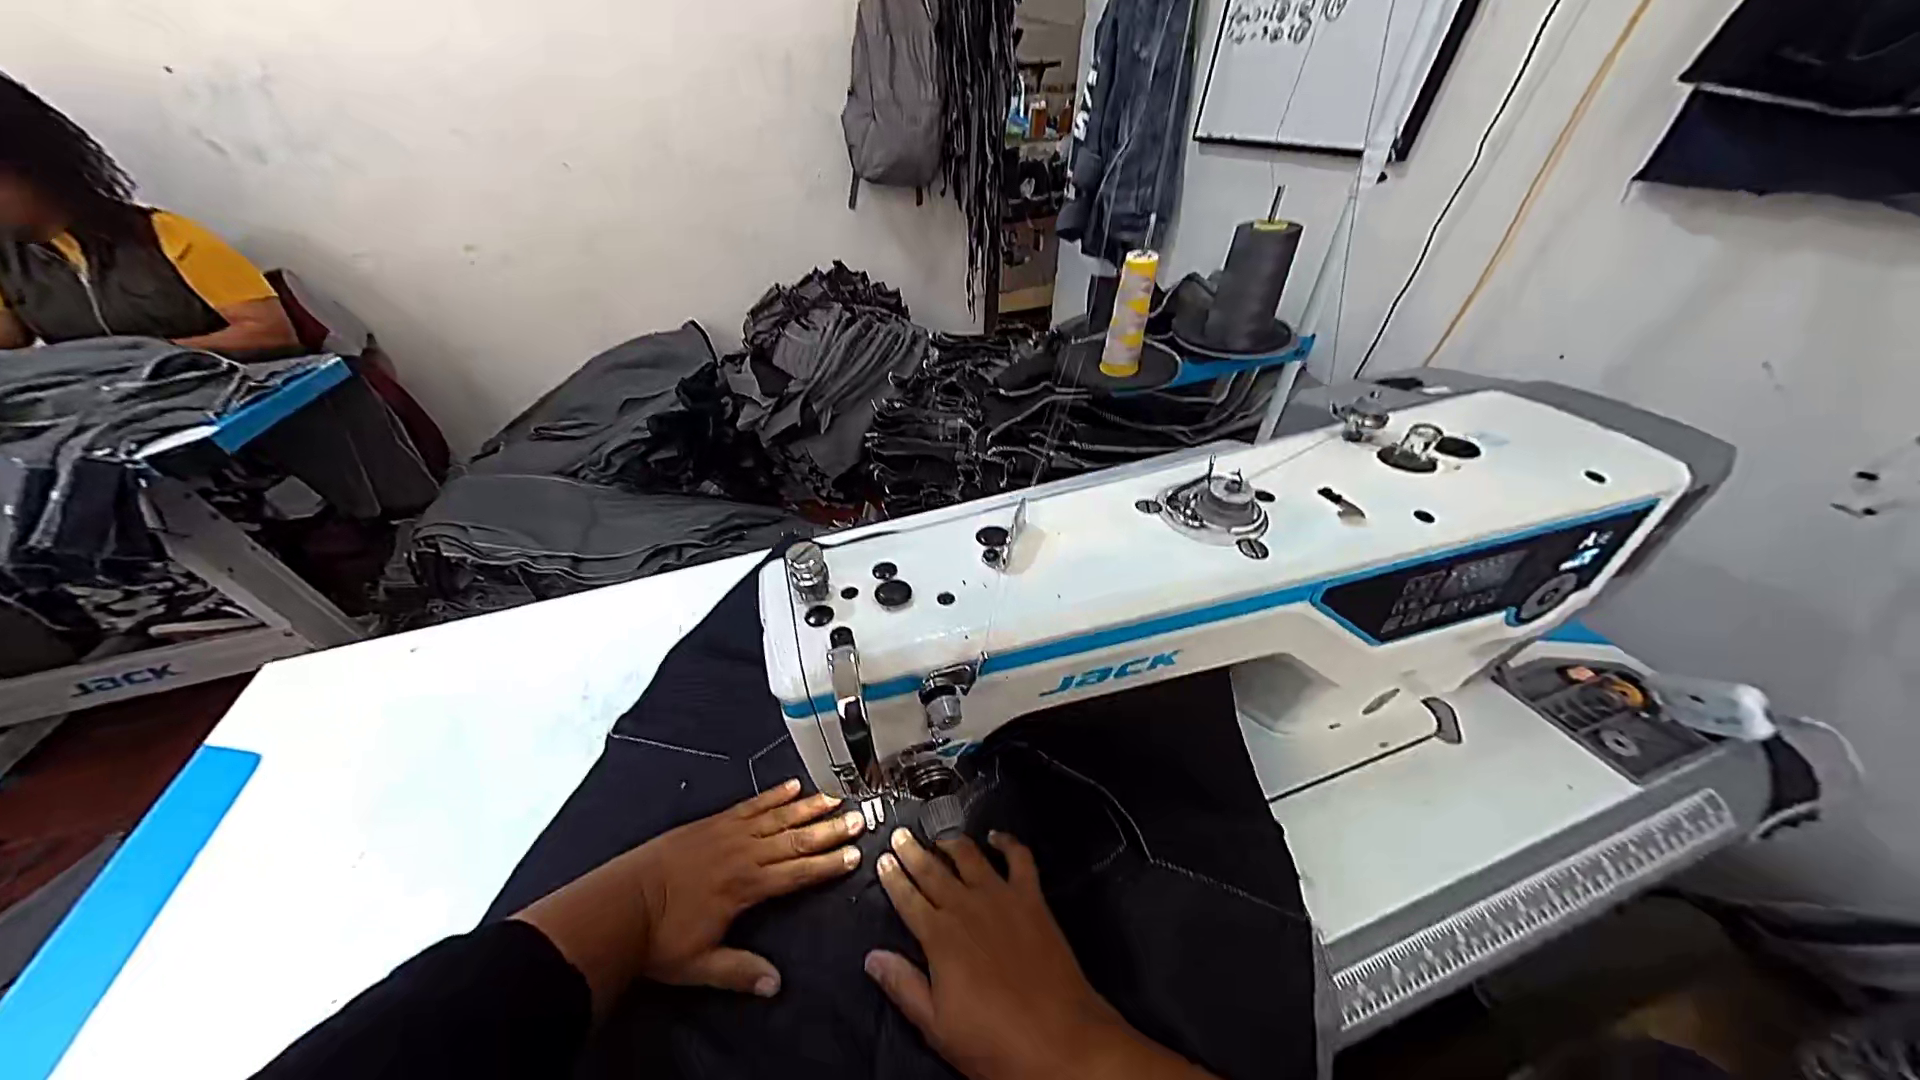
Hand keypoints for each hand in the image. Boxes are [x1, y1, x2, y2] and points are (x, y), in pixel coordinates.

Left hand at [515, 779, 863, 1013]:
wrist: (621, 903)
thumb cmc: (661, 938)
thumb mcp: (700, 964)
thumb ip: (739, 971)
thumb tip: (775, 984)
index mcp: (747, 886)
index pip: (798, 872)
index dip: (829, 864)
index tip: (854, 855)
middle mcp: (745, 853)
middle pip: (796, 839)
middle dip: (830, 830)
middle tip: (858, 819)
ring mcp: (731, 832)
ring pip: (779, 816)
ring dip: (809, 807)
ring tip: (835, 798)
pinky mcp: (715, 821)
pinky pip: (751, 804)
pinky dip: (773, 795)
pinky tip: (791, 786)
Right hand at [867, 829, 1213, 1079]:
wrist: (1059, 1040)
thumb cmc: (996, 1040)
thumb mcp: (937, 1026)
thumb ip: (903, 985)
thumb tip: (874, 958)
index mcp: (940, 937)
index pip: (908, 898)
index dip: (893, 877)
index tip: (884, 860)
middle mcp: (967, 907)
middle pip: (933, 870)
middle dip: (913, 851)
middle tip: (901, 835)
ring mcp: (1001, 897)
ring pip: (969, 856)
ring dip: (951, 841)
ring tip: (938, 834)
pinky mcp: (1031, 898)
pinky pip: (1018, 858)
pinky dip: (1007, 842)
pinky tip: (997, 836)